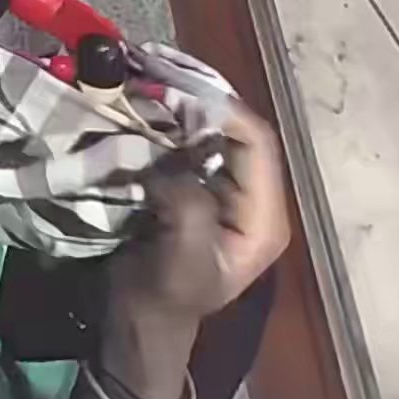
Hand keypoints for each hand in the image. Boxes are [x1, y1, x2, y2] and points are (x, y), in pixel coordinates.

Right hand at [108, 104, 291, 328]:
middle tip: (153, 78)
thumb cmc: (165, 297)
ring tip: (142, 88)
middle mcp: (246, 195)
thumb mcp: (183, 261)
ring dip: (176, 111)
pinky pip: (181, 147)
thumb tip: (167, 163)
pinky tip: (137, 113)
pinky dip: (161, 127)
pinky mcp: (188, 188)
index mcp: (262, 216)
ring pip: (205, 135)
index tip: (175, 90)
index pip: (257, 144)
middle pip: (233, 132)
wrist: (137, 320)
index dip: (224, 110)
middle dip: (196, 103)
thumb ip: (189, 208)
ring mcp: (216, 190)